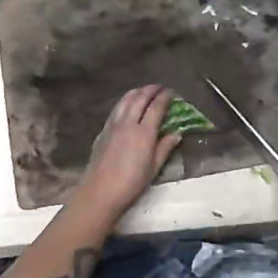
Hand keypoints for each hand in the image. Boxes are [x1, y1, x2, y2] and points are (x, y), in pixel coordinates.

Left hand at [76, 84, 181, 213]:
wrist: (101, 191)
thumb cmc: (132, 182)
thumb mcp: (154, 167)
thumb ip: (165, 147)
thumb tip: (176, 134)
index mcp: (144, 132)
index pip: (156, 107)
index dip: (164, 97)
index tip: (171, 92)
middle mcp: (128, 123)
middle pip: (139, 99)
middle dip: (150, 90)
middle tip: (159, 87)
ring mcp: (113, 125)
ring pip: (125, 101)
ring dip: (136, 92)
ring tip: (143, 90)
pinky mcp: (103, 131)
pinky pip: (116, 109)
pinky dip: (124, 102)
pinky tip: (126, 105)